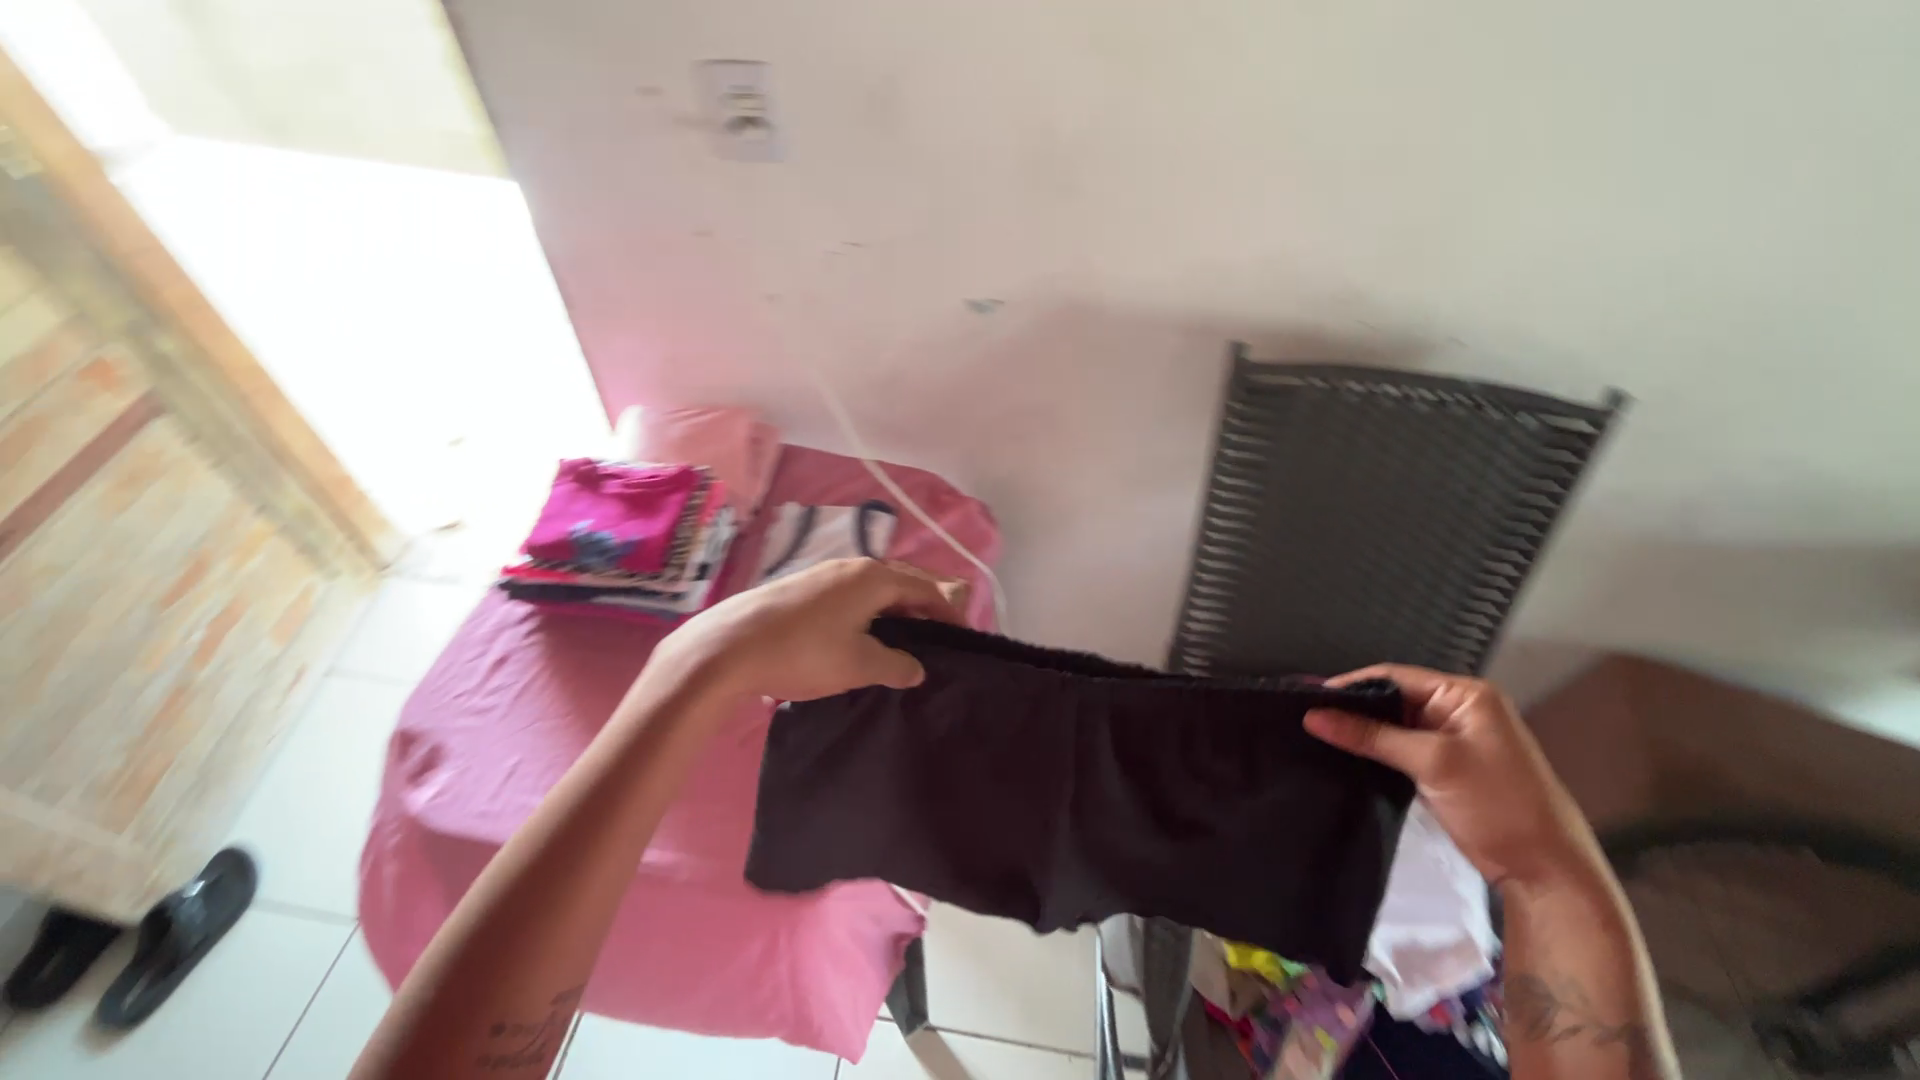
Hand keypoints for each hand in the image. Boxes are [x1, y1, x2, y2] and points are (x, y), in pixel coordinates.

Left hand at [657, 558, 968, 703]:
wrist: (727, 648)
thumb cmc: (804, 653)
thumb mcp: (859, 665)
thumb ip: (896, 664)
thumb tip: (917, 668)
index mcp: (873, 577)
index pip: (926, 588)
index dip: (948, 611)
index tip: (962, 636)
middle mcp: (851, 566)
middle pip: (900, 581)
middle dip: (923, 606)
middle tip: (937, 636)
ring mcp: (822, 574)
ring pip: (872, 588)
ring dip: (892, 610)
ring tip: (901, 640)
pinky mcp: (800, 588)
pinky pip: (849, 595)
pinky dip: (867, 612)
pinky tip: (859, 636)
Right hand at [1304, 664, 1606, 890]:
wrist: (1544, 869)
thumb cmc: (1496, 804)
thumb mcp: (1433, 763)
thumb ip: (1371, 736)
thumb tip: (1312, 716)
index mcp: (1466, 695)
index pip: (1394, 676)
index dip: (1350, 685)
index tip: (1305, 698)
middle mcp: (1459, 710)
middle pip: (1393, 698)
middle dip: (1353, 708)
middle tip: (1305, 718)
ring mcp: (1452, 740)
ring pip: (1394, 725)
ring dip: (1362, 731)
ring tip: (1316, 735)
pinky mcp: (1444, 767)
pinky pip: (1401, 748)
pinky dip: (1376, 751)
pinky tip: (1345, 756)